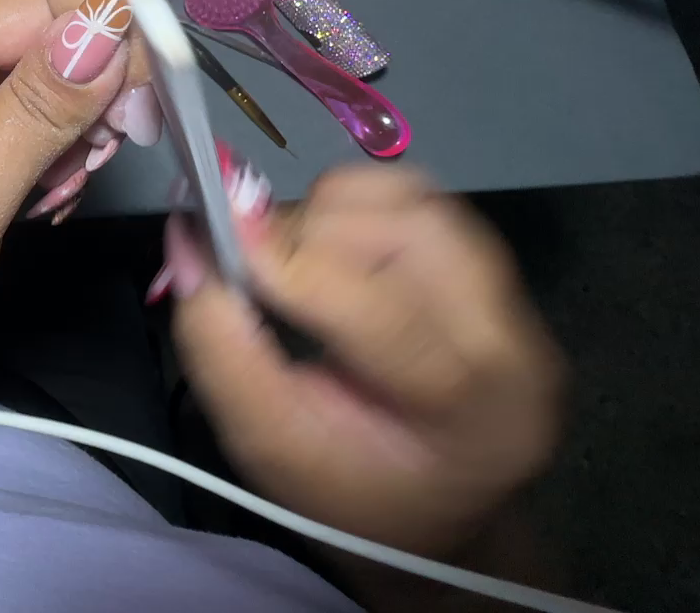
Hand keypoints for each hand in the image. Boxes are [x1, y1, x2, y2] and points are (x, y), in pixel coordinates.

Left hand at [0, 0, 132, 355]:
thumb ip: (33, 114)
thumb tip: (105, 28)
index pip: (36, 0)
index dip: (100, 43)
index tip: (132, 115)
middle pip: (43, 38)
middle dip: (85, 101)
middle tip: (83, 171)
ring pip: (39, 82)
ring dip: (67, 137)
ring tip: (51, 196)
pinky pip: (17, 117)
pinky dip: (42, 154)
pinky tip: (36, 198)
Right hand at [169, 168, 565, 556]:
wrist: (420, 505)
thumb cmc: (337, 482)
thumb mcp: (257, 432)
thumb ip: (214, 336)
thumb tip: (188, 233)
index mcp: (472, 411)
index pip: (382, 313)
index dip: (288, 259)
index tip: (209, 223)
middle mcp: (512, 342)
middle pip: (413, 232)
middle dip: (306, 230)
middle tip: (248, 259)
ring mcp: (509, 297)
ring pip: (412, 199)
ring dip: (325, 211)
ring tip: (284, 257)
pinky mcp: (483, 265)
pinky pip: (411, 195)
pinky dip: (346, 202)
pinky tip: (319, 245)